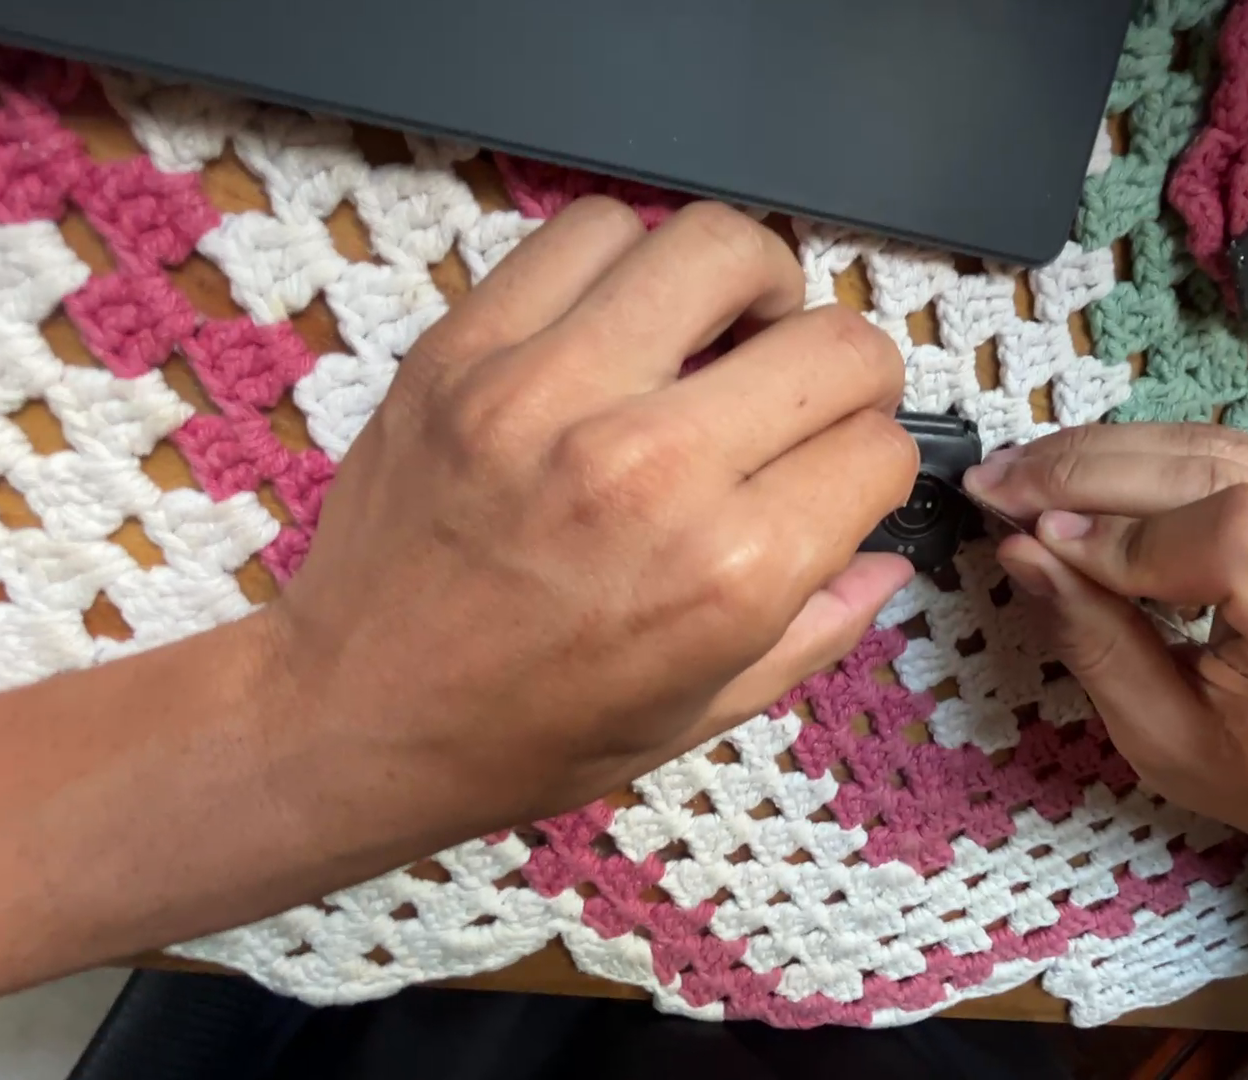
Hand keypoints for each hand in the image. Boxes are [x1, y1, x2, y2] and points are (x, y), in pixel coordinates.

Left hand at [269, 198, 916, 837]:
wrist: (355, 714)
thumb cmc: (542, 734)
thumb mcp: (707, 713)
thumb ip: (821, 626)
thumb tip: (892, 552)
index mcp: (729, 575)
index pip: (879, 454)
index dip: (881, 464)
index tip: (847, 478)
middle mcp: (654, 468)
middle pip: (837, 344)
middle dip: (859, 370)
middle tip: (816, 399)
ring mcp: (550, 390)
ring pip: (721, 249)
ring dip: (759, 290)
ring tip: (732, 338)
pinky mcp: (467, 346)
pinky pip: (593, 233)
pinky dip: (639, 265)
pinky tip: (631, 324)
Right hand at [965, 423, 1247, 952]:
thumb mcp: (1155, 735)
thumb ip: (1091, 635)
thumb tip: (1021, 546)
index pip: (1245, 540)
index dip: (1129, 534)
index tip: (1040, 541)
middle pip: (1221, 473)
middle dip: (1088, 473)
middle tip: (994, 482)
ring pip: (1216, 448)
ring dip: (1102, 455)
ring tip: (1020, 472)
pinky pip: (1227, 455)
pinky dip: (1138, 458)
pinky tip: (1076, 470)